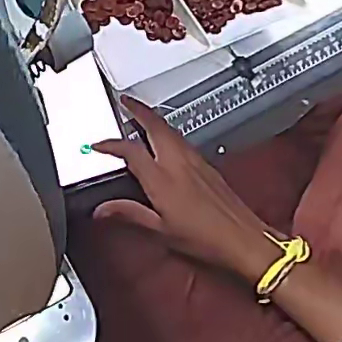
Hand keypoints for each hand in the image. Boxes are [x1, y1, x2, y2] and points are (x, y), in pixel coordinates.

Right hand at [92, 96, 277, 283]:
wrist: (242, 239)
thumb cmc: (206, 238)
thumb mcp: (160, 230)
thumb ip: (129, 214)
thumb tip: (103, 210)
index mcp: (162, 180)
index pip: (130, 151)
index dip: (111, 145)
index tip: (98, 145)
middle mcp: (179, 164)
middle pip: (155, 126)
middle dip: (138, 110)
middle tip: (126, 102)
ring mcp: (195, 162)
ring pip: (171, 130)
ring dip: (154, 119)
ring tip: (142, 116)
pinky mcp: (207, 166)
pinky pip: (183, 140)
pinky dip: (168, 133)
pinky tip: (166, 140)